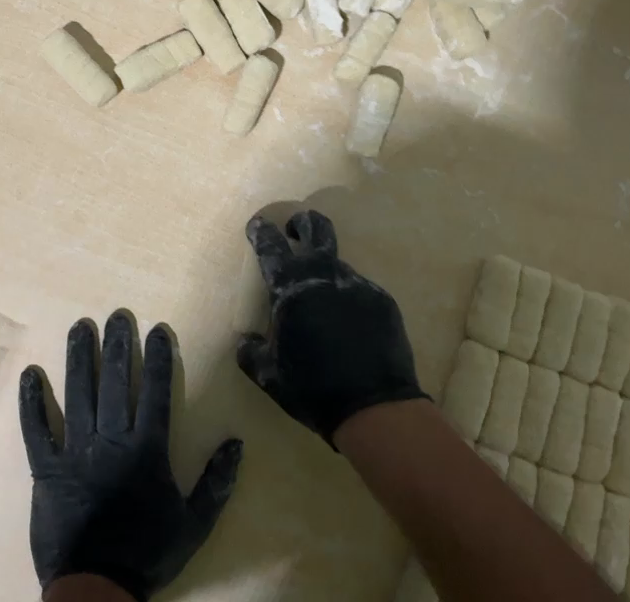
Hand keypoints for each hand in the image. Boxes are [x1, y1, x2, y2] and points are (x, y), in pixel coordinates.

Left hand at [19, 312, 242, 601]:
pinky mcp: (45, 470)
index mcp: (147, 450)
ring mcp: (75, 453)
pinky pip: (36, 431)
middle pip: (116, 382)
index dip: (158, 358)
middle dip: (119, 345)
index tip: (158, 329)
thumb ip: (216, 482)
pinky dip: (32, 403)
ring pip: (77, 395)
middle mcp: (111, 441)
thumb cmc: (147, 553)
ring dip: (80, 358)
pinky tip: (30, 374)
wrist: (96, 587)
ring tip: (81, 328)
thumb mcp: (194, 523)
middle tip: (118, 314)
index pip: (156, 392)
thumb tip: (236, 443)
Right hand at [237, 210, 427, 443]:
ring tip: (321, 301)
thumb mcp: (269, 376)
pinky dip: (346, 297)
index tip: (258, 225)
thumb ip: (251, 353)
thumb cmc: (313, 390)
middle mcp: (325, 277)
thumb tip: (247, 341)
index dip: (262, 232)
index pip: (272, 248)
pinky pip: (358, 289)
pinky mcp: (382, 300)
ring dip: (324, 271)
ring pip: (337, 264)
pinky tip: (347, 324)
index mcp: (292, 290)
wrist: (374, 407)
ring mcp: (358, 285)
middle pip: (316, 230)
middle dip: (303, 222)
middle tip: (295, 229)